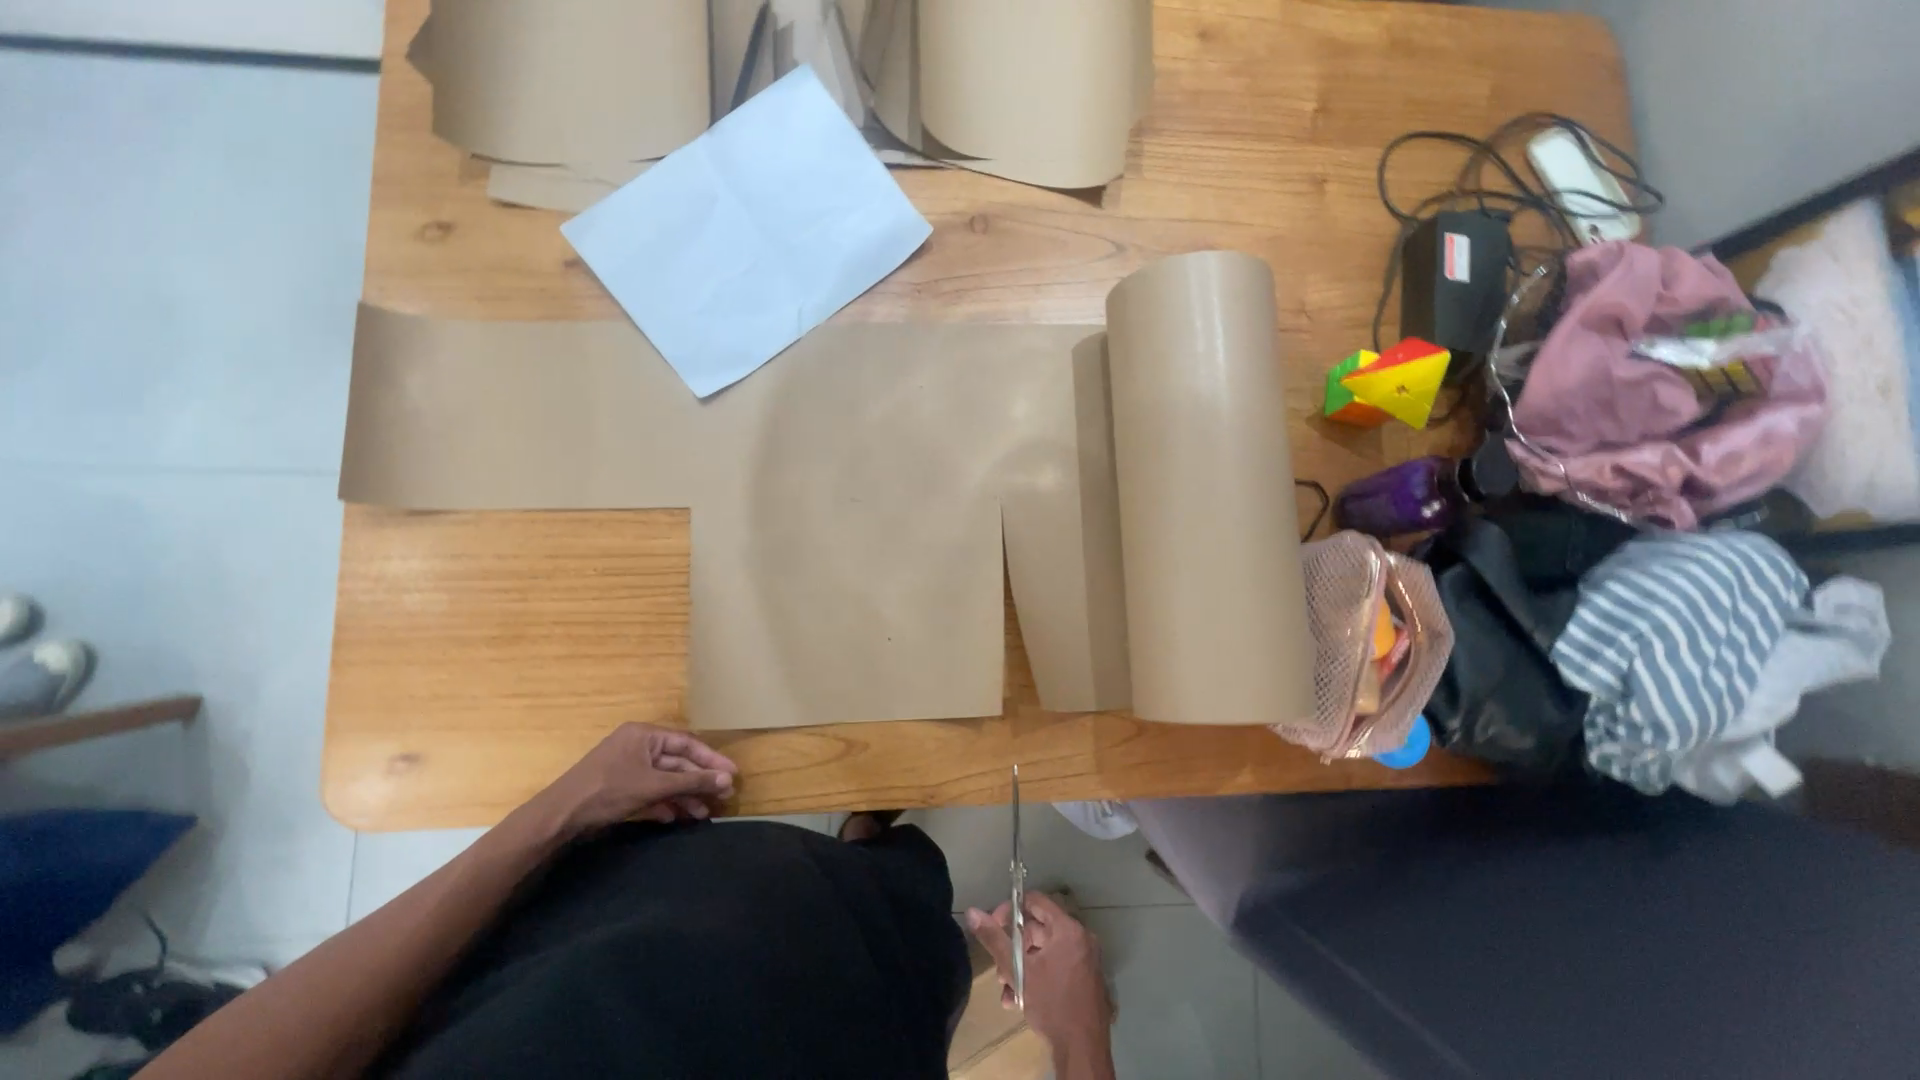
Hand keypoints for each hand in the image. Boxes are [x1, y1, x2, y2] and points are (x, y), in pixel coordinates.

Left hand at [526, 722, 737, 837]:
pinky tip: (678, 817)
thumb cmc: (608, 791)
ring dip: (684, 795)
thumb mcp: (653, 786)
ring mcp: (628, 767)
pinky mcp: (620, 788)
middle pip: (677, 762)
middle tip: (723, 797)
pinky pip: (650, 791)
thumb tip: (727, 780)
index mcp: (644, 735)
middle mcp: (637, 746)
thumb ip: (691, 782)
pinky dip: (664, 803)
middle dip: (699, 781)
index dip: (711, 759)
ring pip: (665, 779)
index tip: (732, 775)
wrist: (559, 816)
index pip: (687, 743)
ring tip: (704, 813)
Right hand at [966, 893, 1112, 1051]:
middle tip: (998, 966)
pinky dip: (1036, 977)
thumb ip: (994, 940)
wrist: (1082, 1048)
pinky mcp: (1084, 979)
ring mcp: (1084, 959)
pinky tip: (1019, 1000)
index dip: (1010, 910)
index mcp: (1068, 929)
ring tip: (1005, 989)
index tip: (993, 927)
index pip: (1035, 901)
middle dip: (1013, 947)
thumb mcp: (1018, 971)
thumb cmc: (1051, 1003)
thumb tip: (973, 912)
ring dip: (1021, 967)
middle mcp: (1080, 938)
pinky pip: (1055, 966)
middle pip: (1038, 929)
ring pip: (1044, 952)